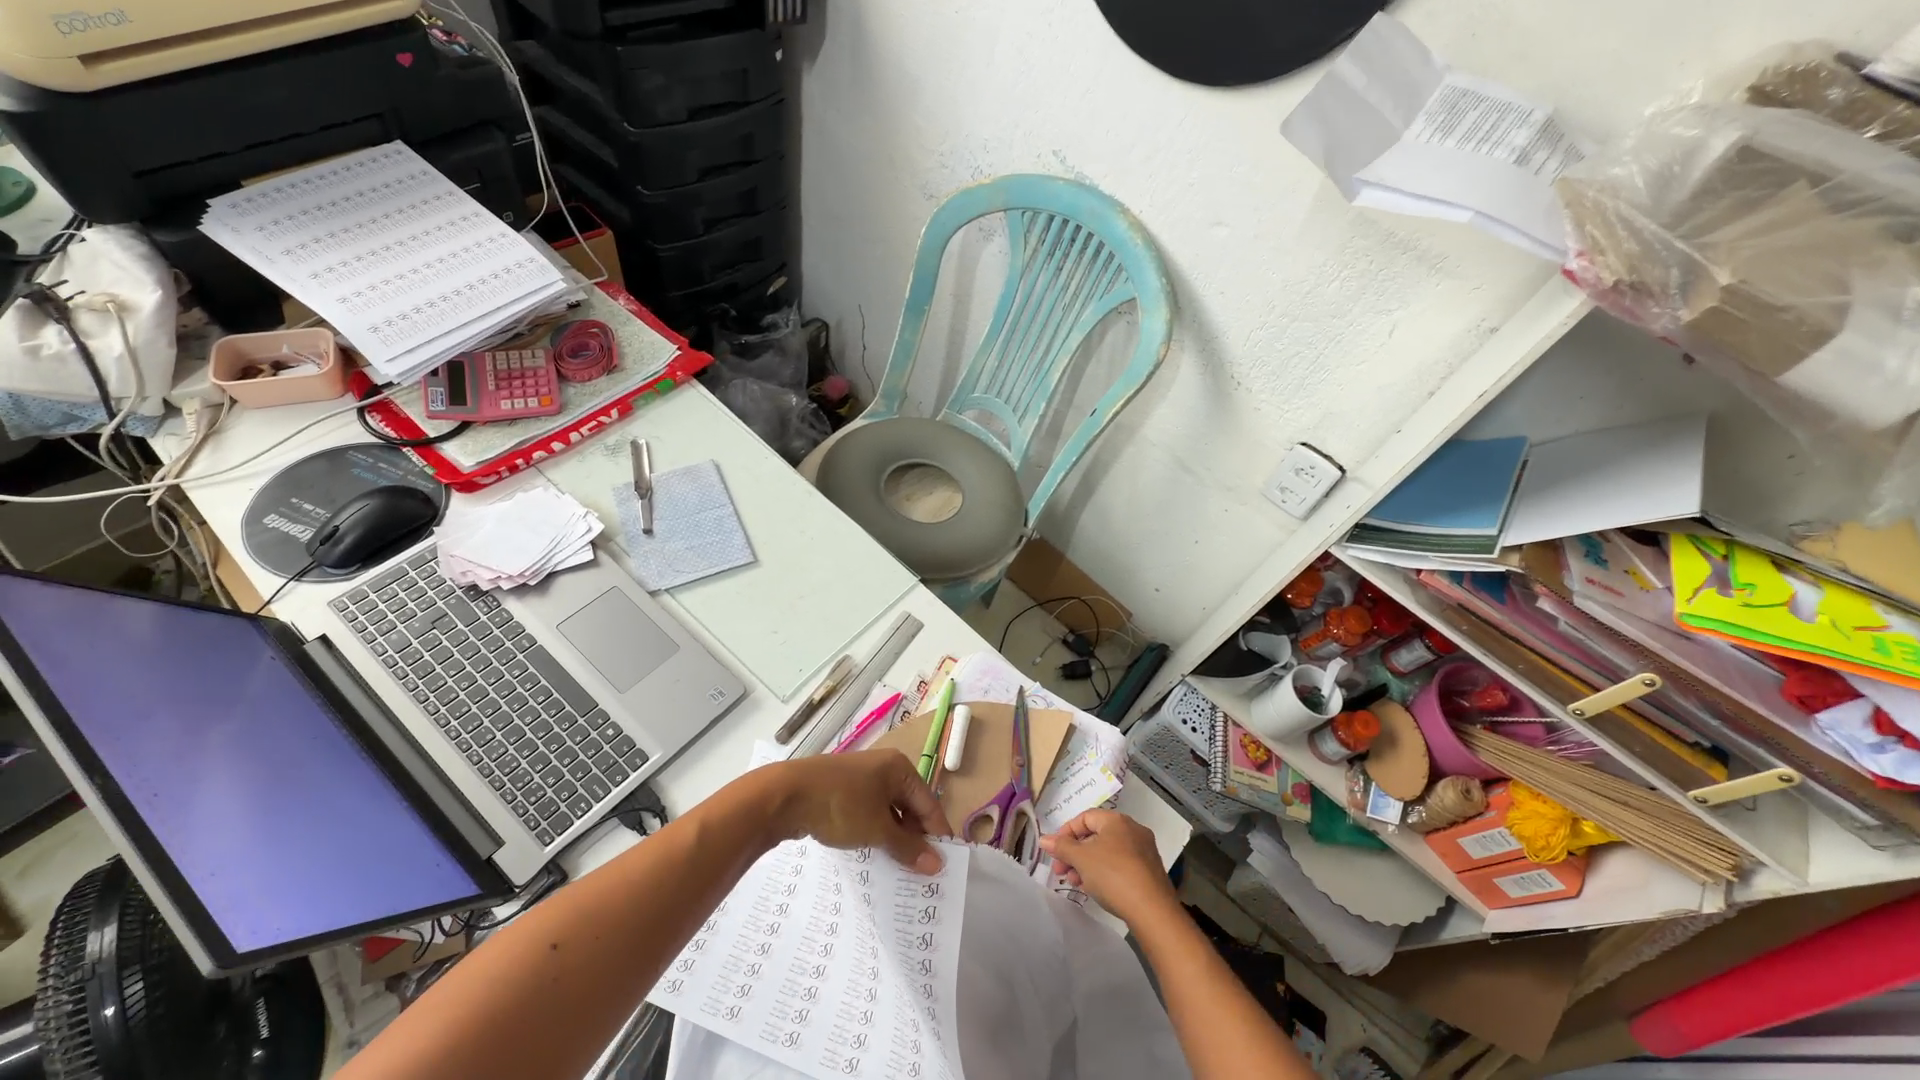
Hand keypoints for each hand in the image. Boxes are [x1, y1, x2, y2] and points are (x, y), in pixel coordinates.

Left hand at [761, 750, 953, 874]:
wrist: (784, 796)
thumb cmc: (841, 806)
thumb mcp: (878, 830)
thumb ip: (909, 848)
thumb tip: (937, 864)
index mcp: (900, 768)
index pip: (929, 804)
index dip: (936, 835)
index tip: (942, 865)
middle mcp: (883, 767)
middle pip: (909, 806)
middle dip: (913, 837)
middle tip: (917, 870)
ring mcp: (859, 777)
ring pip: (886, 811)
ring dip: (892, 837)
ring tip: (895, 866)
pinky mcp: (840, 789)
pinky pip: (866, 812)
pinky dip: (872, 831)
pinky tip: (870, 851)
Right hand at [1038, 810, 1177, 924]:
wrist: (1151, 909)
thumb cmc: (1112, 874)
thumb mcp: (1081, 859)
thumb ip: (1061, 846)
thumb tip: (1044, 839)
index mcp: (1117, 820)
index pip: (1085, 817)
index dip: (1066, 832)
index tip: (1054, 852)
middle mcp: (1133, 830)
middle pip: (1095, 836)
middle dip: (1074, 853)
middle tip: (1061, 871)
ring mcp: (1143, 851)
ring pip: (1107, 852)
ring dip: (1086, 865)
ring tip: (1076, 883)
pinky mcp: (1148, 871)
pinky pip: (1119, 865)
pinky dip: (1103, 873)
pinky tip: (1094, 889)